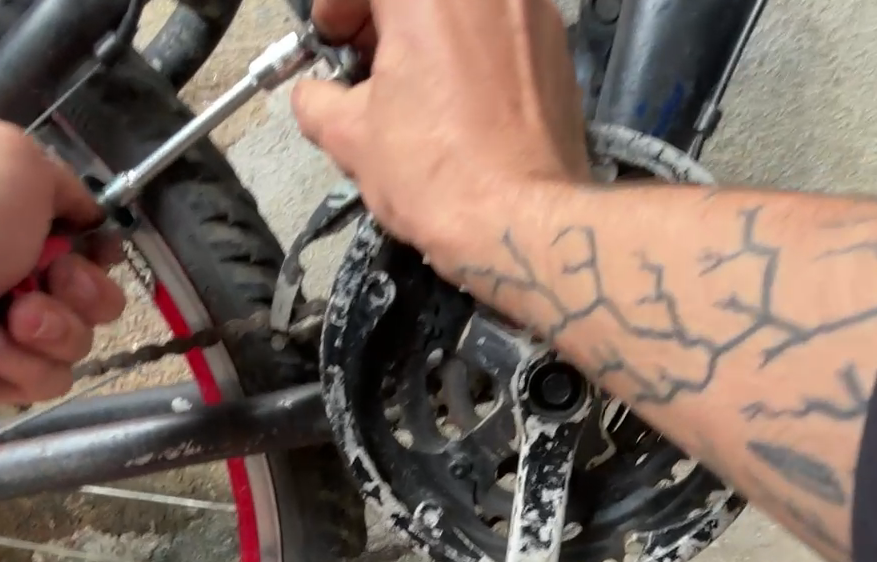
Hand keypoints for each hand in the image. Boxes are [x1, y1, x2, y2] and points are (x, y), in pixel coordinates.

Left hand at [0, 120, 127, 428]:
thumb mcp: (8, 157)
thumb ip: (66, 182)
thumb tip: (87, 222)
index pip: (81, 236)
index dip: (96, 246)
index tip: (84, 246)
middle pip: (93, 294)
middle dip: (86, 291)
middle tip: (49, 281)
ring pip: (78, 340)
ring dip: (53, 329)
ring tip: (2, 317)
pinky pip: (48, 379)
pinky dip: (20, 362)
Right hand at [293, 0, 589, 266]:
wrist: (523, 225)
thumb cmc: (435, 176)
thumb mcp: (353, 140)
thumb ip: (319, 103)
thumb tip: (314, 98)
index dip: (339, 6)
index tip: (333, 40)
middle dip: (389, 19)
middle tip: (372, 64)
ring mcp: (534, 14)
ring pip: (468, 9)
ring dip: (436, 34)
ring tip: (422, 90)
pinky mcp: (562, 55)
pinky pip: (507, 36)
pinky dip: (478, 56)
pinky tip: (468, 107)